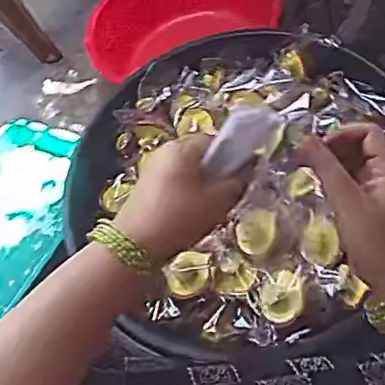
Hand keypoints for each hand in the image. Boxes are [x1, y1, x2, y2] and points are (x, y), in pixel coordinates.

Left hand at [113, 135, 248, 263]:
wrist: (135, 245)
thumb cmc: (180, 217)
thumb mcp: (218, 201)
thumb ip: (238, 181)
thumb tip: (249, 168)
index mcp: (182, 147)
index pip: (215, 139)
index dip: (233, 154)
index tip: (243, 175)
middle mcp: (165, 150)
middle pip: (200, 154)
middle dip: (217, 171)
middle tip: (228, 194)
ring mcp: (152, 167)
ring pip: (187, 169)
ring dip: (202, 183)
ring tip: (210, 207)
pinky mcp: (145, 185)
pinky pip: (174, 180)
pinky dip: (186, 191)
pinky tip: (190, 213)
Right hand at [296, 124, 384, 297]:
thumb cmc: (373, 241)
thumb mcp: (347, 202)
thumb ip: (326, 168)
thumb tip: (304, 139)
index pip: (369, 133)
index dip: (342, 134)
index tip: (317, 146)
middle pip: (362, 146)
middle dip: (334, 147)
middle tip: (307, 158)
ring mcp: (383, 189)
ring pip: (356, 163)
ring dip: (334, 163)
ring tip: (309, 170)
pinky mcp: (374, 204)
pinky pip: (355, 180)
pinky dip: (338, 179)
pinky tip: (320, 186)